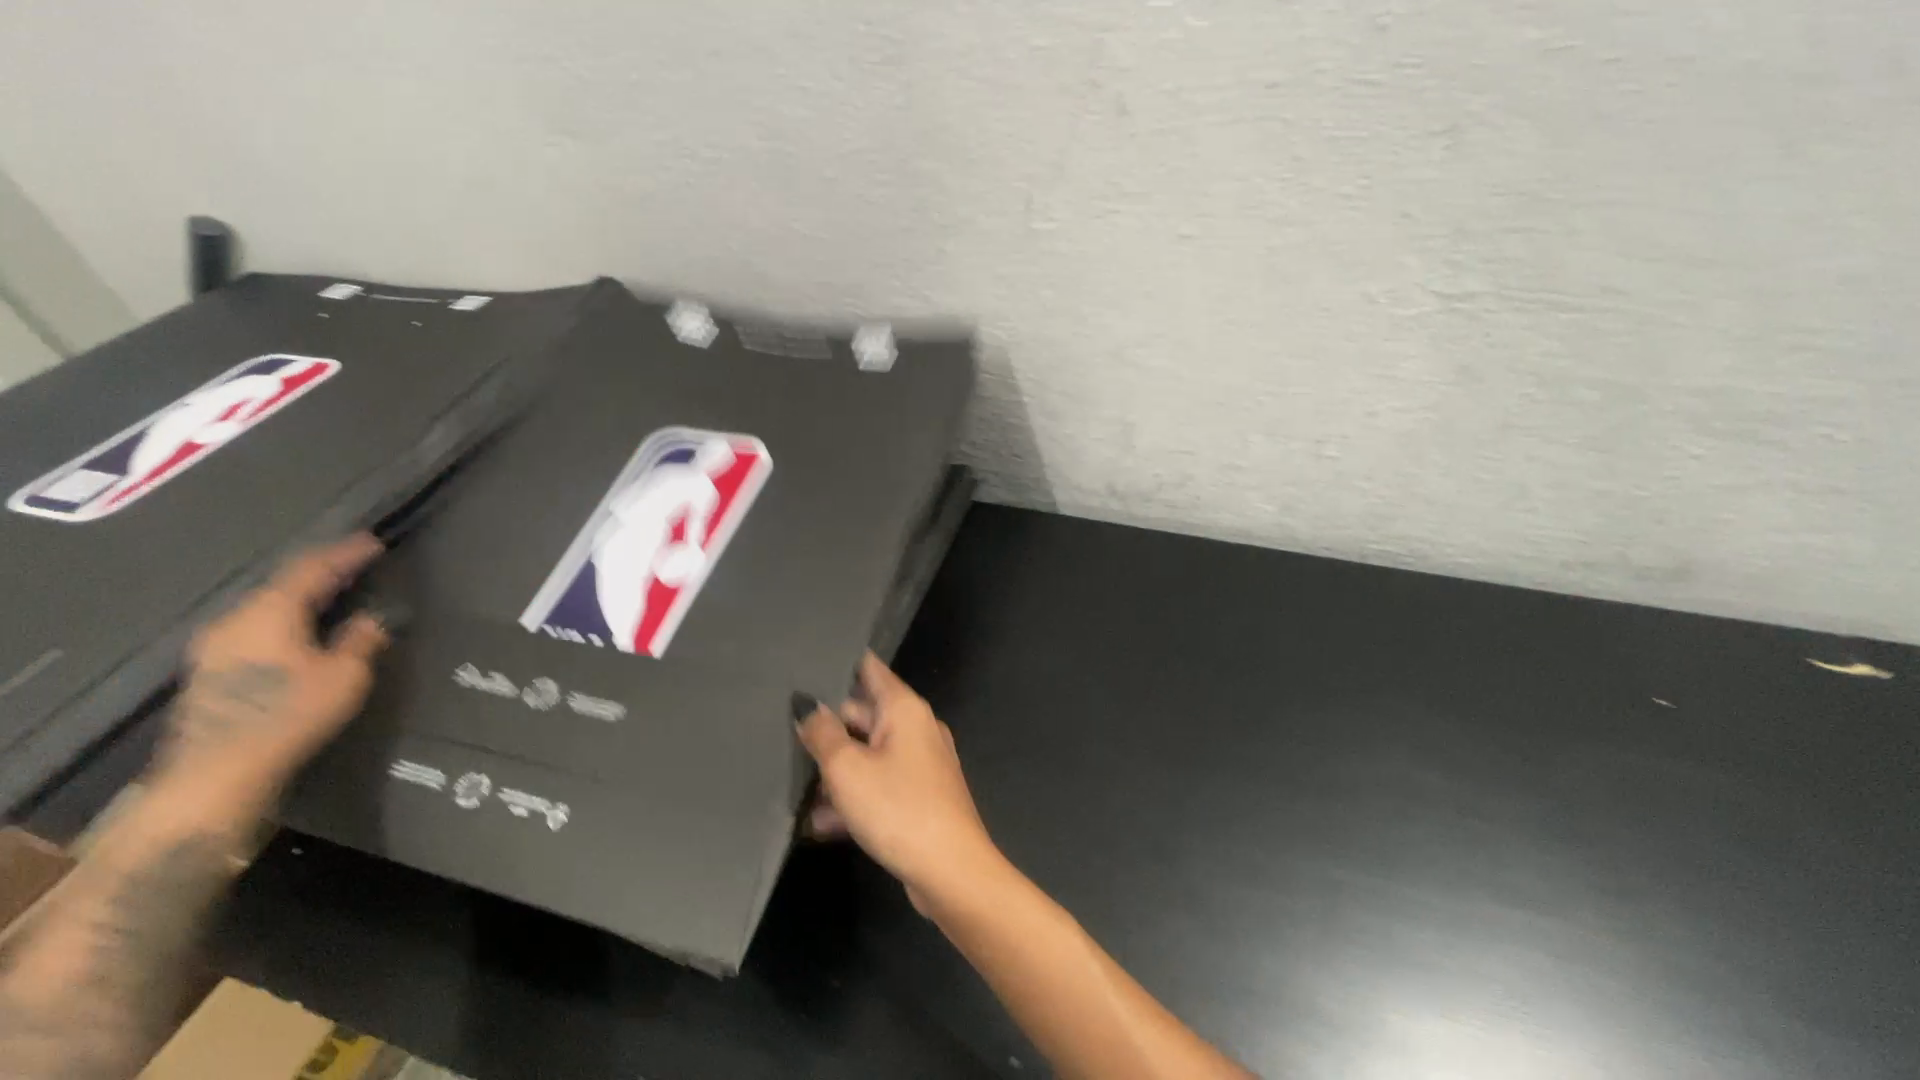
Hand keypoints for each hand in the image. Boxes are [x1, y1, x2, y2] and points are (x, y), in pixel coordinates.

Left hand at [149, 534, 389, 824]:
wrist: (216, 773)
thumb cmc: (289, 716)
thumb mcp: (344, 677)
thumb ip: (361, 641)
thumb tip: (373, 619)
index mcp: (270, 610)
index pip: (312, 568)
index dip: (344, 553)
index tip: (372, 541)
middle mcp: (236, 618)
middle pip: (282, 585)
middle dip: (320, 574)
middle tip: (353, 566)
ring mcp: (215, 646)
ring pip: (266, 608)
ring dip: (300, 599)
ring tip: (331, 598)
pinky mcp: (210, 671)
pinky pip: (255, 630)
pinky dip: (284, 622)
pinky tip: (300, 633)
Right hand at [796, 653, 1001, 911]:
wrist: (951, 872)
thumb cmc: (897, 809)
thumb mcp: (846, 768)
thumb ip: (823, 733)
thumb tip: (810, 707)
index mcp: (905, 710)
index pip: (870, 670)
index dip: (840, 664)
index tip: (806, 664)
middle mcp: (917, 730)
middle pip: (864, 716)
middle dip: (828, 730)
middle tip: (784, 737)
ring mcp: (922, 766)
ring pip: (869, 756)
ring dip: (836, 773)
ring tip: (796, 791)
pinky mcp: (921, 799)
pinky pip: (880, 788)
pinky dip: (854, 800)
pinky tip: (820, 824)